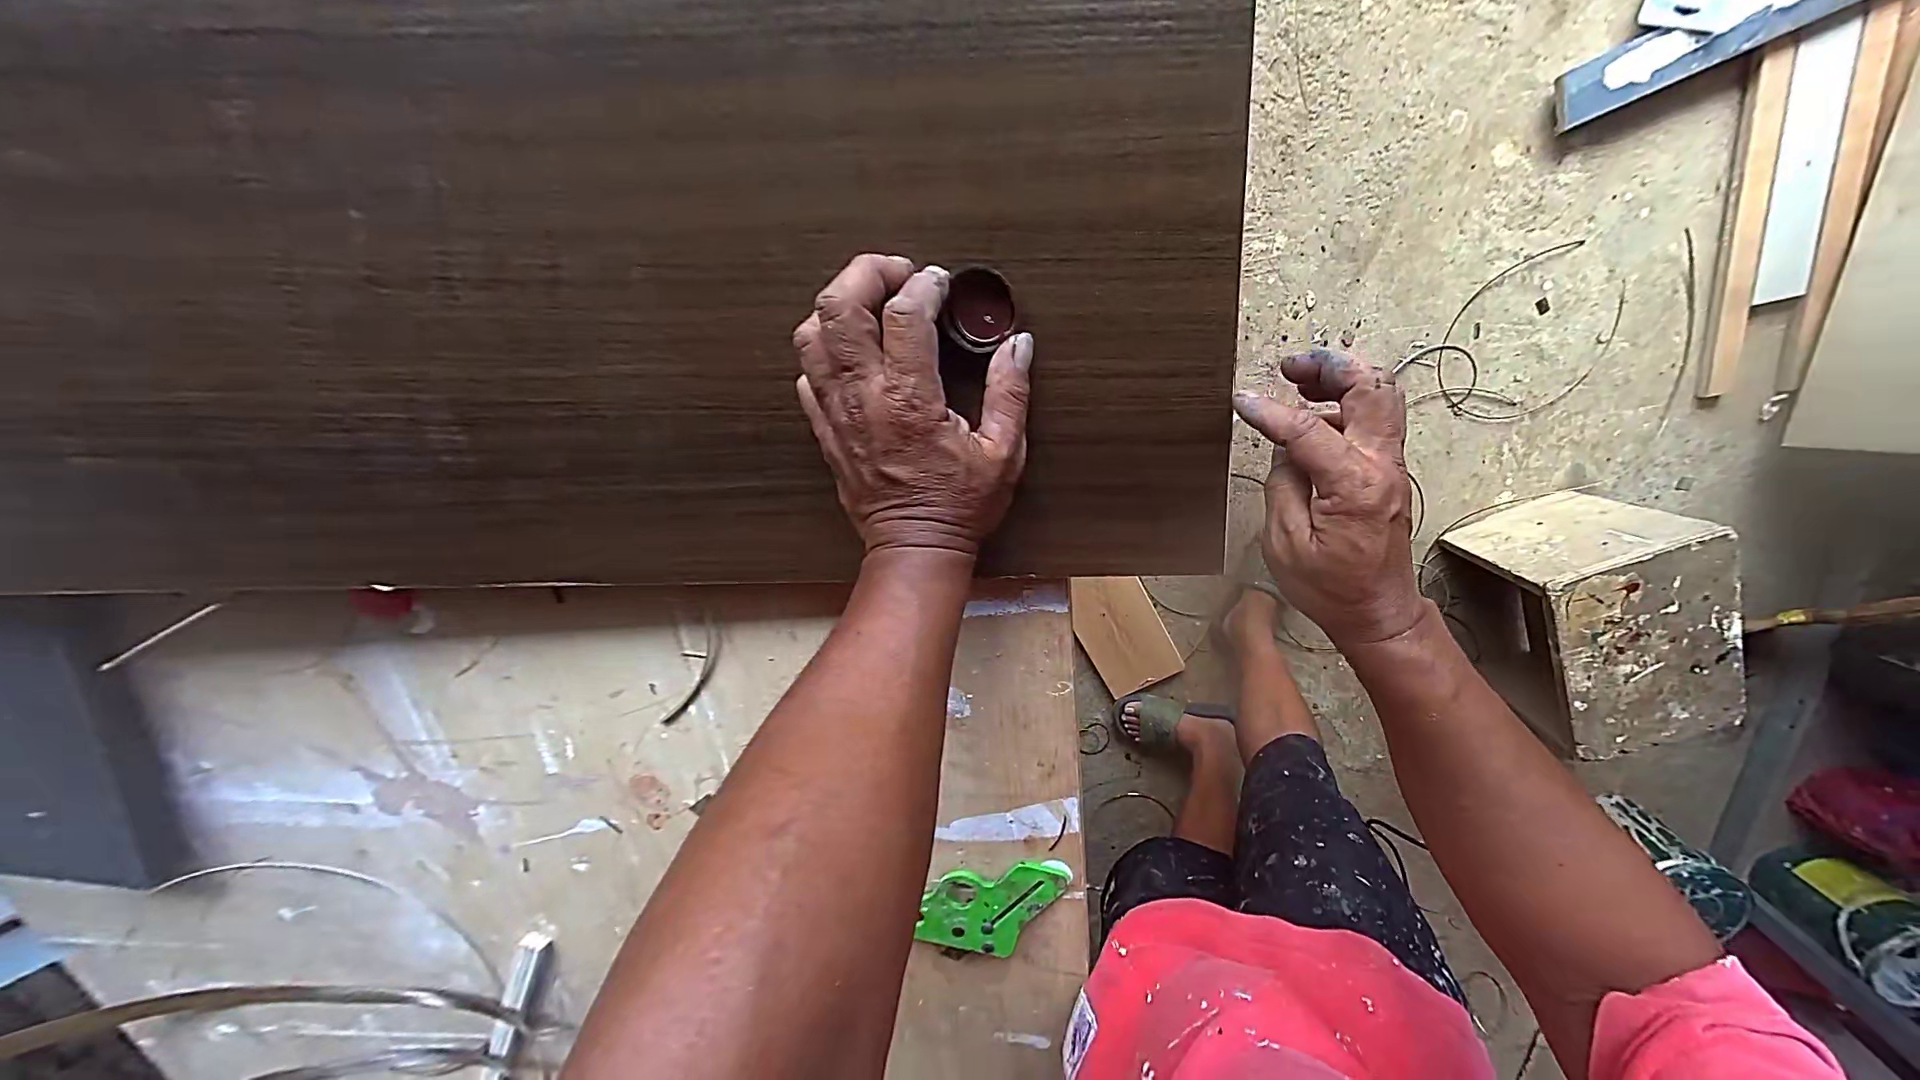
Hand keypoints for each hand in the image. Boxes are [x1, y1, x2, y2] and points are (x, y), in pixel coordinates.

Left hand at [792, 254, 1033, 557]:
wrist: (915, 547)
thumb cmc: (959, 506)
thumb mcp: (1003, 452)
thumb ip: (1010, 391)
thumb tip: (1017, 344)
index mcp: (911, 400)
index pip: (905, 314)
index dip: (925, 284)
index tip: (941, 283)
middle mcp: (865, 399)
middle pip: (838, 306)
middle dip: (867, 273)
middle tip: (896, 275)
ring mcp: (838, 413)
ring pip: (811, 334)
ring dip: (838, 306)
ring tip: (870, 305)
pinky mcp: (826, 429)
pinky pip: (807, 374)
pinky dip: (824, 349)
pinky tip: (852, 352)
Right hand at [1232, 348, 1424, 646]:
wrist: (1376, 611)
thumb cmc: (1332, 587)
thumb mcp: (1285, 542)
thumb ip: (1283, 484)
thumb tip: (1285, 449)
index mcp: (1356, 487)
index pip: (1307, 430)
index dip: (1269, 412)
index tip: (1241, 401)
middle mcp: (1383, 469)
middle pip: (1372, 389)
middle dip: (1331, 366)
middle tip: (1292, 365)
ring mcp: (1391, 468)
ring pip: (1382, 398)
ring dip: (1344, 379)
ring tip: (1300, 380)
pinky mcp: (1387, 473)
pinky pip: (1375, 421)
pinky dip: (1347, 403)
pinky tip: (1314, 415)